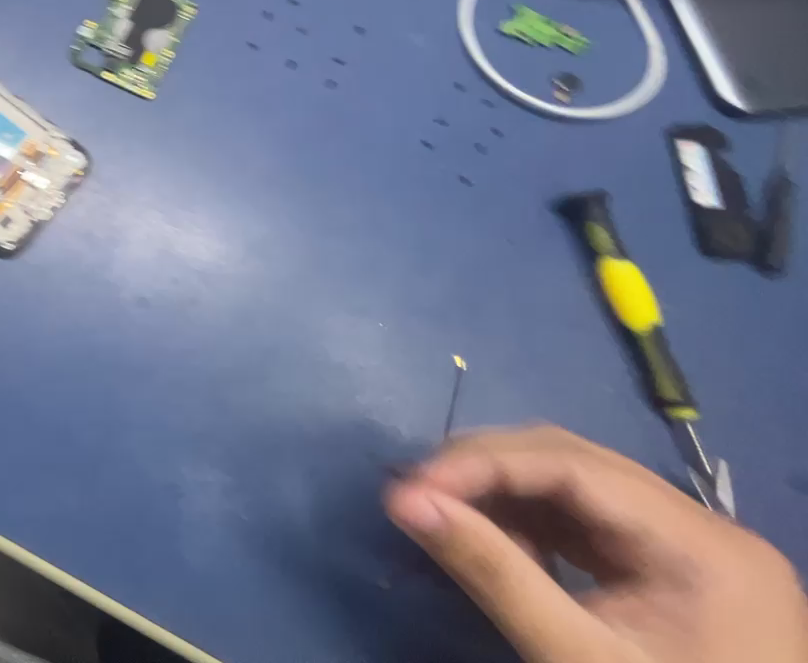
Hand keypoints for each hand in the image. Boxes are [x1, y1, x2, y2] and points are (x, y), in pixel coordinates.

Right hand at [386, 425, 807, 662]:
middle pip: (570, 460)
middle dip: (485, 470)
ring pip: (569, 480)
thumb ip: (491, 572)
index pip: (571, 464)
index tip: (411, 485)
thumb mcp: (573, 657)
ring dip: (500, 493)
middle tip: (419, 494)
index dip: (481, 463)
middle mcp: (706, 527)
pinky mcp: (667, 564)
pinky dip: (526, 519)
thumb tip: (399, 499)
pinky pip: (581, 514)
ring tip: (454, 523)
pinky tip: (501, 547)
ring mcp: (690, 544)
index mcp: (704, 546)